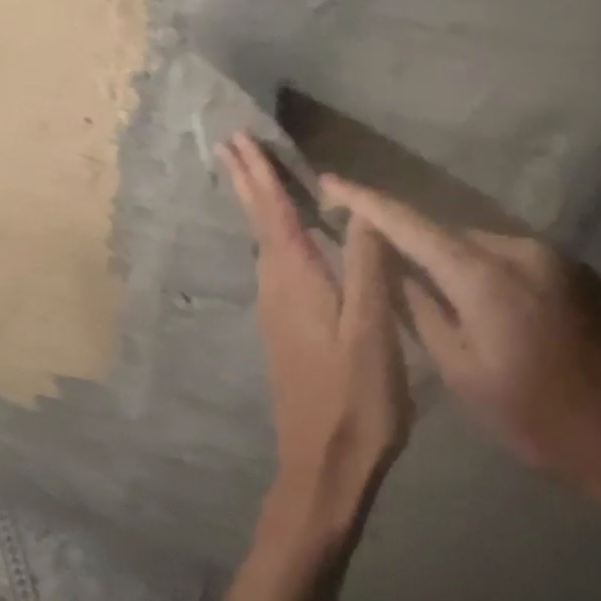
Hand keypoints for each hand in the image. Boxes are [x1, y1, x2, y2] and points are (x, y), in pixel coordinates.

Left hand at [217, 134, 410, 600]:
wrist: (322, 462)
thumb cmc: (354, 397)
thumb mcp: (372, 332)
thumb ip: (367, 267)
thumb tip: (358, 206)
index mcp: (296, 279)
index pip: (274, 212)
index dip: (260, 173)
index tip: (240, 138)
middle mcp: (275, 285)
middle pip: (258, 220)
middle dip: (245, 179)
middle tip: (228, 142)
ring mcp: (274, 308)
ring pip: (260, 239)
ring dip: (253, 201)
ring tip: (249, 173)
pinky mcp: (281, 326)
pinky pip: (271, 260)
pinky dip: (268, 231)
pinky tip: (277, 234)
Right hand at [318, 176, 600, 491]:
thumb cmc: (532, 414)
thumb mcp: (459, 369)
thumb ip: (417, 307)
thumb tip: (383, 265)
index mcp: (482, 274)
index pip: (408, 223)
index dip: (364, 200)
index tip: (327, 181)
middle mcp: (512, 248)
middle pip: (435, 226)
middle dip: (391, 225)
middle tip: (347, 228)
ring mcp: (538, 254)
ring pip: (461, 238)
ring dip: (425, 245)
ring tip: (385, 256)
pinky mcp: (551, 267)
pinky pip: (485, 251)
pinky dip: (455, 258)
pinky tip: (435, 277)